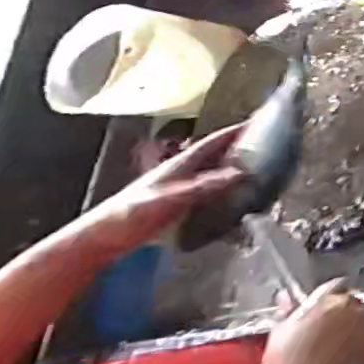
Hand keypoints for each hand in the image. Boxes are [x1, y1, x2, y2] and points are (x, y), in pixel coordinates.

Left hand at [59, 125, 244, 259]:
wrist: (97, 242)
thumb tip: (239, 173)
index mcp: (181, 163)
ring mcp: (177, 189)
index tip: (261, 121)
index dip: (237, 129)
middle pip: (216, 155)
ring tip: (257, 173)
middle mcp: (181, 171)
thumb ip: (203, 186)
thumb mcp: (170, 199)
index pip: (215, 140)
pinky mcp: (173, 207)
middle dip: (240, 148)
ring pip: (212, 173)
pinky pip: (207, 192)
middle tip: (266, 148)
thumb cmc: (129, 216)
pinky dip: (222, 191)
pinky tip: (232, 202)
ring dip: (232, 170)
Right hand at [250, 280, 363, 363]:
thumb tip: (286, 297)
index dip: (326, 303)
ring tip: (336, 358)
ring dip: (354, 332)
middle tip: (325, 341)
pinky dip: (363, 350)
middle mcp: (353, 309)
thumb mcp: (278, 340)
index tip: (319, 318)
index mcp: (328, 301)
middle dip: (341, 317)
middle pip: (350, 304)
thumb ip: (287, 313)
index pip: (333, 288)